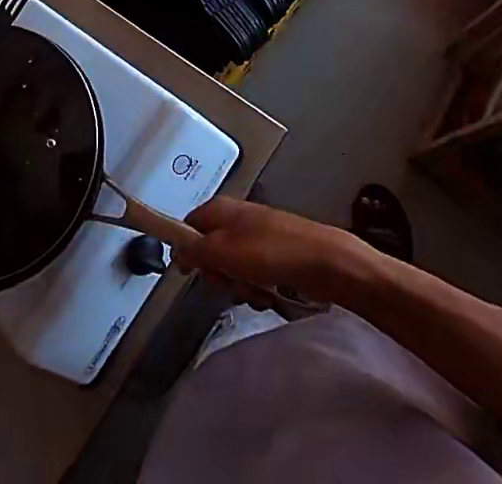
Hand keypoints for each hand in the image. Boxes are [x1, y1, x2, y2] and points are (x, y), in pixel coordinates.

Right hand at [175, 198, 378, 303]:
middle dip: (217, 273)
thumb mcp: (223, 251)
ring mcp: (258, 236)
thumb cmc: (271, 252)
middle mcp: (238, 218)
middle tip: (229, 281)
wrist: (326, 261)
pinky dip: (257, 287)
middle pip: (209, 250)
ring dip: (238, 285)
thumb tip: (176, 250)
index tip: (190, 273)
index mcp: (222, 209)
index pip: (188, 225)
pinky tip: (268, 293)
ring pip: (231, 266)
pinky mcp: (275, 254)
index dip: (186, 250)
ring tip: (255, 290)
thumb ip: (194, 250)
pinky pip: (253, 274)